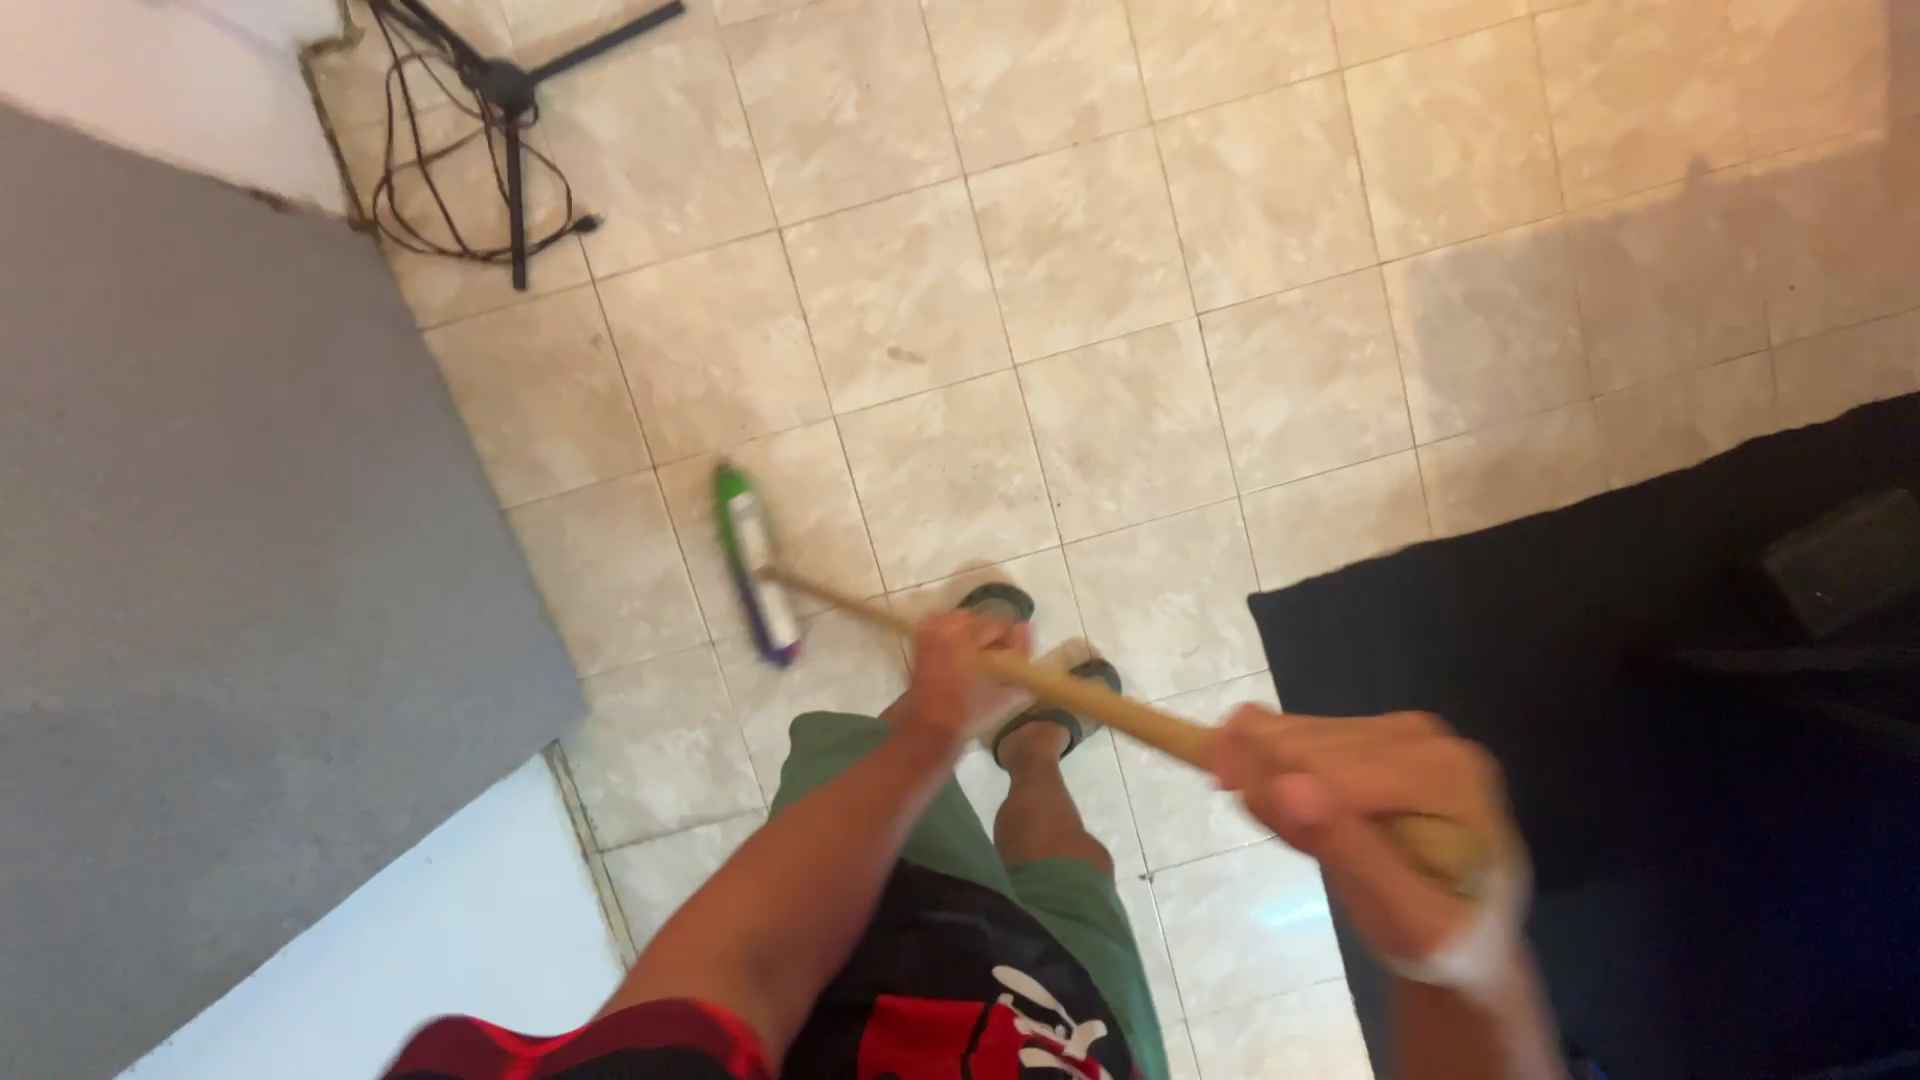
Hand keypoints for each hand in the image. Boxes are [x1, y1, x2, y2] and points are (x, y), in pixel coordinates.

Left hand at [898, 611, 1031, 746]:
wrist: (933, 726)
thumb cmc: (973, 712)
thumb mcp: (1008, 690)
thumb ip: (1021, 655)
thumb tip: (1024, 626)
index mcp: (969, 639)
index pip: (1000, 622)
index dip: (1010, 638)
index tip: (1011, 656)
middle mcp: (949, 629)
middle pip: (981, 617)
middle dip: (991, 633)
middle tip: (995, 656)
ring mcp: (932, 632)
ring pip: (961, 616)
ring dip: (973, 629)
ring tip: (977, 652)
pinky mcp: (921, 640)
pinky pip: (941, 620)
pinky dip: (952, 628)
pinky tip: (958, 646)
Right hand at [1213, 707, 1527, 972]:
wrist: (1467, 932)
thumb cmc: (1444, 938)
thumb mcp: (1405, 921)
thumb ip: (1350, 851)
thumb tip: (1286, 788)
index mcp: (1443, 772)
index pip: (1329, 764)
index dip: (1273, 786)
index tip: (1244, 811)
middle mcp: (1420, 736)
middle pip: (1302, 740)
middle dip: (1265, 781)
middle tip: (1280, 837)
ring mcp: (1392, 729)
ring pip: (1286, 729)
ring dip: (1260, 771)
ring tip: (1287, 829)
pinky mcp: (1365, 731)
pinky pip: (1286, 728)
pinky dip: (1261, 759)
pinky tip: (1276, 797)